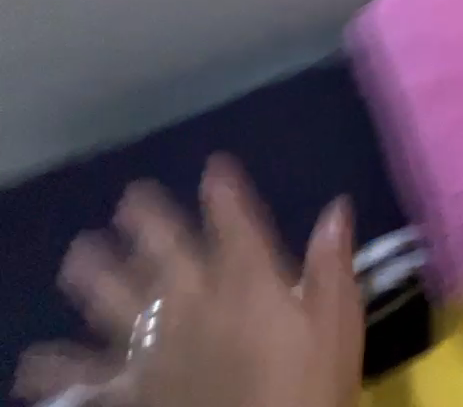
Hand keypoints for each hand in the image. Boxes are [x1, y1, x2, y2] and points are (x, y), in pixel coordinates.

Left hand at [13, 156, 361, 406]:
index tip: (214, 167)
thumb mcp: (338, 316)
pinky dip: (57, 367)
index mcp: (251, 286)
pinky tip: (34, 357)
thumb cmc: (312, 375)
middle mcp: (198, 308)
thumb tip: (335, 208)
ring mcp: (158, 351)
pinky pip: (88, 376)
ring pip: (119, 305)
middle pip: (169, 258)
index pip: (236, 229)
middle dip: (150, 225)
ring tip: (78, 252)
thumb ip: (331, 263)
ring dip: (96, 278)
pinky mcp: (132, 391)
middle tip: (130, 198)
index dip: (224, 196)